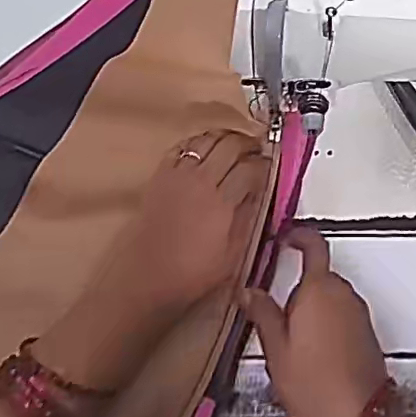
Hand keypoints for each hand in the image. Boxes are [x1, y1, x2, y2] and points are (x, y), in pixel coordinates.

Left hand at [36, 131, 264, 390]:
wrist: (144, 279)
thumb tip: (260, 194)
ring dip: (225, 138)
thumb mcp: (231, 256)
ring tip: (235, 145)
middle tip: (257, 150)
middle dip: (249, 144)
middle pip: (231, 145)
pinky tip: (206, 149)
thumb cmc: (191, 275)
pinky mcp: (160, 174)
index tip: (271, 165)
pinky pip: (183, 146)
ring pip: (208, 139)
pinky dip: (199, 142)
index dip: (265, 164)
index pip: (250, 168)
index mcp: (222, 203)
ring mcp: (179, 174)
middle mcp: (202, 181)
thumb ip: (248, 220)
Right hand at [242, 227, 388, 416]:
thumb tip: (248, 291)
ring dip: (313, 309)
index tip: (284, 238)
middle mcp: (343, 293)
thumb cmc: (312, 385)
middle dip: (299, 289)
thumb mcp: (276, 349)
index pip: (313, 244)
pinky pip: (343, 314)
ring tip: (294, 344)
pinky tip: (315, 355)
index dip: (298, 235)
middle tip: (278, 317)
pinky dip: (329, 324)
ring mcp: (359, 312)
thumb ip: (262, 312)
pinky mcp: (367, 332)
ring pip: (331, 297)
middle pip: (319, 275)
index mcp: (320, 287)